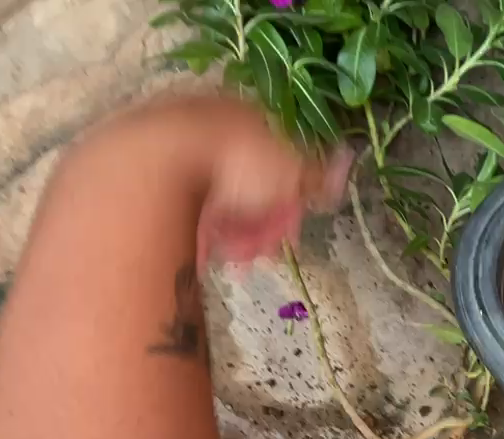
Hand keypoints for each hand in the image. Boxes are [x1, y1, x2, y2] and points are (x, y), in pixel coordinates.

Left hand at [69, 96, 349, 266]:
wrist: (157, 173)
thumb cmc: (235, 167)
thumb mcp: (290, 170)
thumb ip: (318, 172)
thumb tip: (348, 161)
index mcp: (243, 114)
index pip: (279, 152)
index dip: (293, 190)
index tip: (297, 219)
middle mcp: (211, 127)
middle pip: (251, 184)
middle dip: (267, 220)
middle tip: (272, 246)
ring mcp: (180, 156)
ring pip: (225, 205)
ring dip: (244, 236)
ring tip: (246, 259)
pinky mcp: (156, 187)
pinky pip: (195, 218)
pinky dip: (211, 239)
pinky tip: (220, 258)